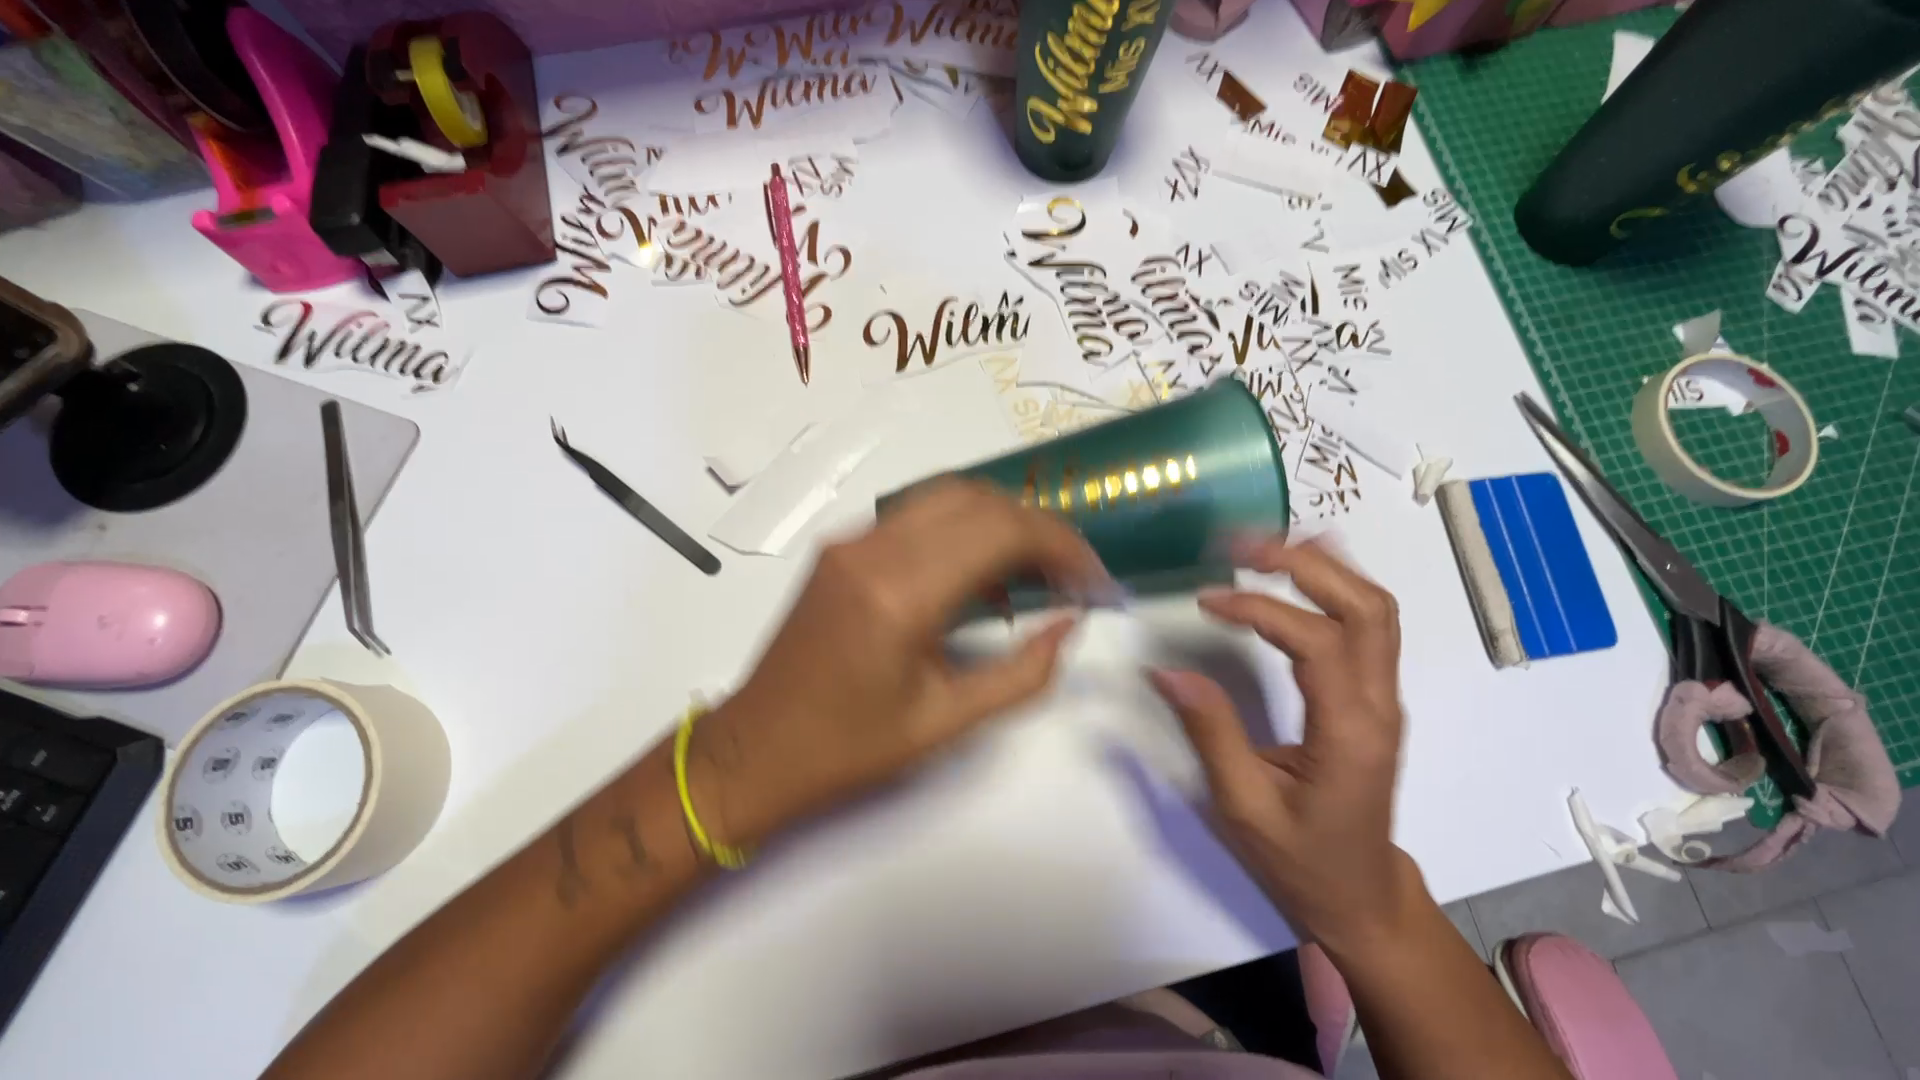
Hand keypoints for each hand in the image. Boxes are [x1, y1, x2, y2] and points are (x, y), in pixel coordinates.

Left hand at [689, 480, 1110, 849]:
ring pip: (947, 497)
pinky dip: (963, 531)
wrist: (754, 750)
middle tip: (1073, 578)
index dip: (1064, 546)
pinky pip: (916, 517)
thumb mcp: (947, 723)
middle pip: (980, 500)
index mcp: (900, 593)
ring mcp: (850, 542)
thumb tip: (1071, 623)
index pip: (1002, 531)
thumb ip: (1022, 673)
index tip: (1096, 583)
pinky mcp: (839, 549)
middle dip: (1039, 530)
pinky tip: (980, 577)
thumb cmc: (848, 749)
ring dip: (1002, 524)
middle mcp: (872, 548)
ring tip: (1035, 576)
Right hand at [1149, 537, 1417, 953]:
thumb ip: (1211, 732)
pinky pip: (1371, 627)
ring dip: (1327, 568)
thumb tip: (1167, 671)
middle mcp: (1378, 705)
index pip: (1316, 642)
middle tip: (1244, 544)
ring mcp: (1385, 699)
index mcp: (1348, 733)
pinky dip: (1337, 588)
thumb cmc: (1300, 859)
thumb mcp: (1243, 805)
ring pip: (1376, 610)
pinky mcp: (1375, 699)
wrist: (1360, 896)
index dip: (1261, 608)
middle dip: (1306, 565)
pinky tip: (1302, 572)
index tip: (1207, 601)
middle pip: (1366, 608)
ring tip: (1269, 545)